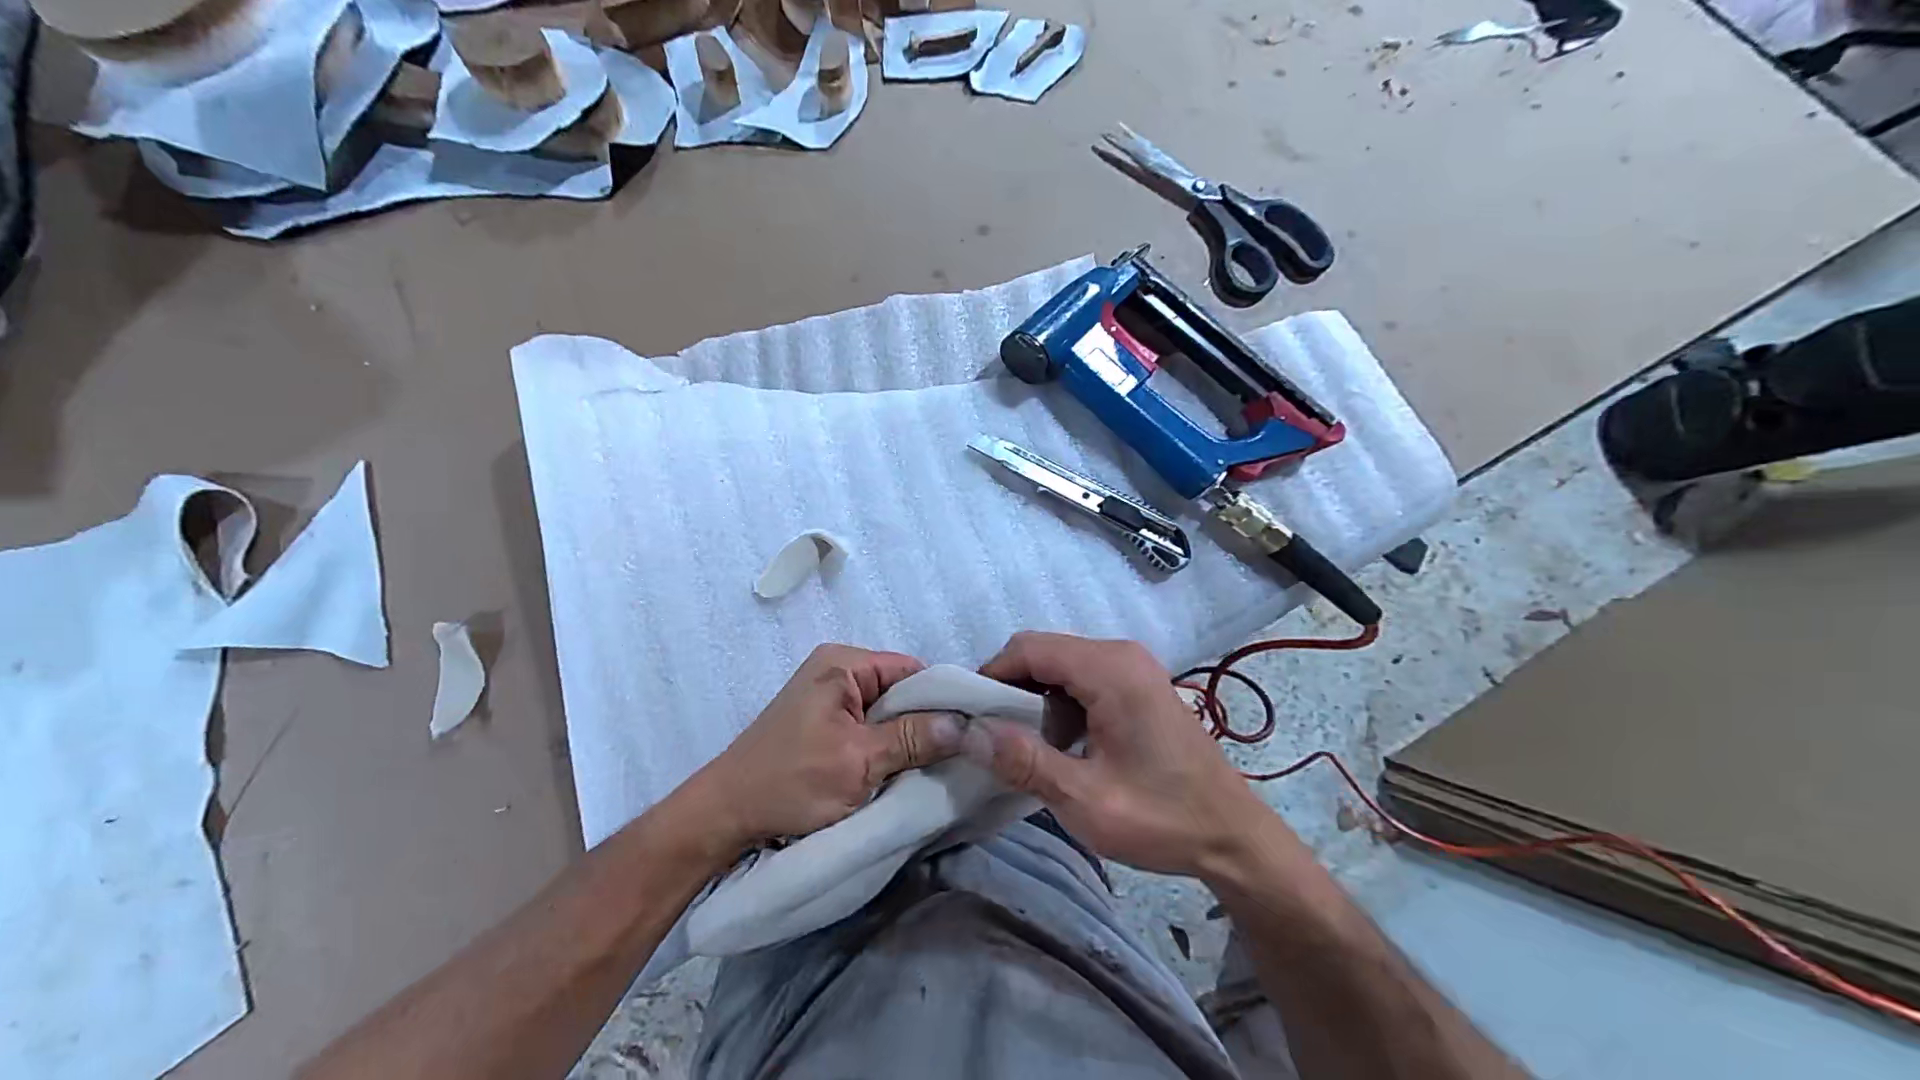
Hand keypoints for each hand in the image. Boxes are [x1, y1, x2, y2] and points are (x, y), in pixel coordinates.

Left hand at [689, 644, 960, 851]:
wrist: (725, 817)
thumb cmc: (790, 783)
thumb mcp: (859, 761)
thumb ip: (914, 738)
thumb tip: (968, 723)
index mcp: (843, 664)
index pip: (913, 670)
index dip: (944, 699)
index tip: (973, 732)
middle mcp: (838, 670)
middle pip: (902, 690)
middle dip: (926, 722)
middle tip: (957, 755)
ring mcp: (829, 696)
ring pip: (889, 712)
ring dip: (907, 738)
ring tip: (934, 765)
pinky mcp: (825, 722)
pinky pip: (870, 726)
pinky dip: (886, 747)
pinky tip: (902, 768)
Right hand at [972, 632, 1290, 879]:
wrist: (1233, 837)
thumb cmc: (1162, 818)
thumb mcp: (1085, 798)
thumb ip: (1024, 760)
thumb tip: (969, 732)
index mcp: (1110, 670)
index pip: (1029, 649)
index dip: (991, 675)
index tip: (970, 717)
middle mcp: (1121, 655)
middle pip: (1043, 652)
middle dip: (1009, 688)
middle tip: (992, 737)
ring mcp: (1133, 667)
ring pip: (1060, 665)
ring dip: (1033, 698)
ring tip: (1021, 745)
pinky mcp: (1139, 685)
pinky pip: (1082, 678)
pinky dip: (1058, 703)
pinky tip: (1057, 743)